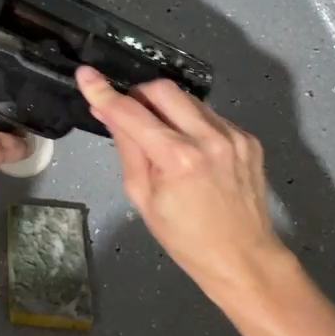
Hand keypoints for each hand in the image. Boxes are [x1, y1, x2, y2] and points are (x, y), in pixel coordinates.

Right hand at [77, 66, 291, 305]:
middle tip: (130, 113)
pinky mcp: (248, 138)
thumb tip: (106, 111)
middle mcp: (209, 138)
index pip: (131, 113)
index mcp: (178, 158)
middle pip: (163, 89)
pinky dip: (191, 123)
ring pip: (188, 98)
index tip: (86, 74)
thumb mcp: (143, 197)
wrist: (246, 260)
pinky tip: (191, 150)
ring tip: (163, 138)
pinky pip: (209, 115)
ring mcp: (234, 136)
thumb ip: (126, 147)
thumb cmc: (186, 238)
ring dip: (167, 109)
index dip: (104, 91)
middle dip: (139, 94)